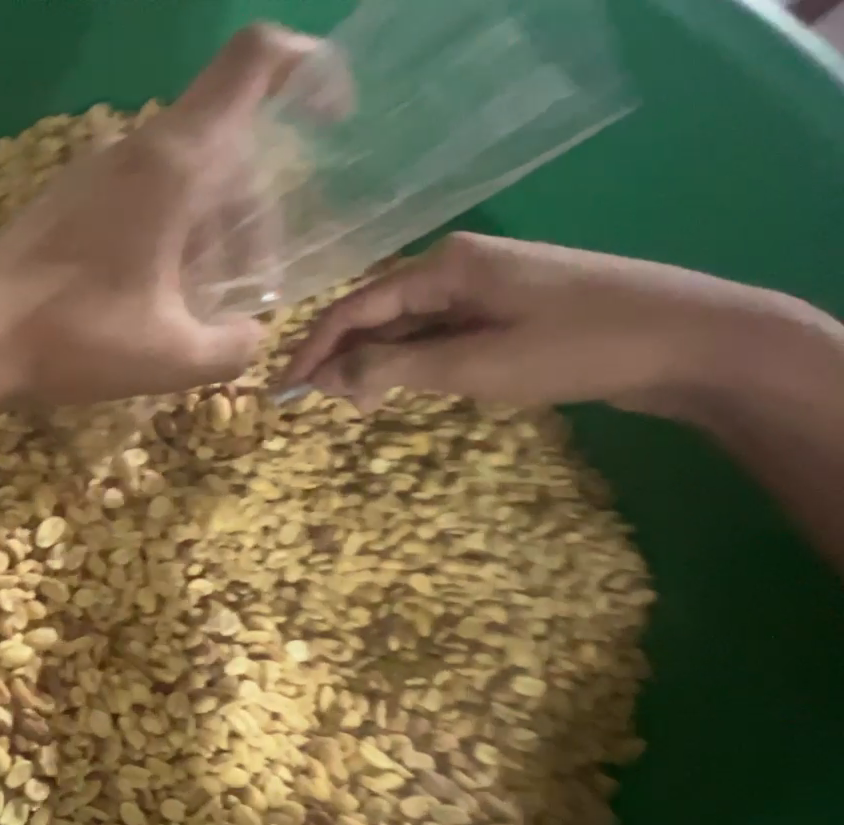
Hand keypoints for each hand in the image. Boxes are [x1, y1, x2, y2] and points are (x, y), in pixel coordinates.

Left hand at [0, 23, 323, 410]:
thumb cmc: (72, 338)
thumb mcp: (170, 357)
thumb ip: (233, 346)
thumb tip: (250, 338)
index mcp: (174, 160)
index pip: (254, 62)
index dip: (308, 66)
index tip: (330, 115)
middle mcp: (129, 150)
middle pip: (221, 149)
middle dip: (252, 212)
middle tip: (247, 288)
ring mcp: (85, 175)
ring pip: (174, 182)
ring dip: (202, 234)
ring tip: (196, 306)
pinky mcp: (56, 206)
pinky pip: (129, 202)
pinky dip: (157, 238)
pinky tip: (145, 300)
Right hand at [279, 232, 802, 413]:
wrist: (696, 340)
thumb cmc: (575, 347)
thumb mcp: (471, 364)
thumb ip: (390, 366)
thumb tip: (325, 375)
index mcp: (443, 266)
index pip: (352, 308)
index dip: (311, 351)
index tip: (281, 392)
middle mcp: (455, 265)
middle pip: (374, 313)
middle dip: (344, 359)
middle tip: (330, 408)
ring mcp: (482, 284)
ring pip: (404, 325)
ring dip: (378, 363)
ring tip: (365, 405)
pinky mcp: (504, 306)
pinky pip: (436, 331)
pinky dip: (412, 360)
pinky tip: (406, 386)